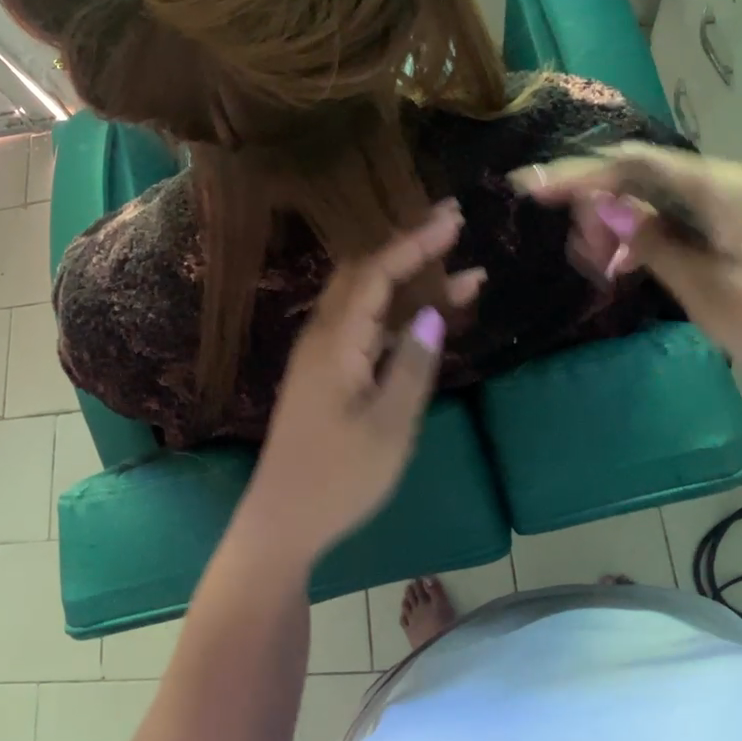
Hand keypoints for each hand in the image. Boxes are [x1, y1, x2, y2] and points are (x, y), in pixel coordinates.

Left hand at [241, 204, 483, 563]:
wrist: (283, 521)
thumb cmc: (339, 478)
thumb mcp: (389, 426)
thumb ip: (412, 365)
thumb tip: (433, 313)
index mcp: (335, 340)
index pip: (375, 271)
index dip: (415, 242)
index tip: (453, 220)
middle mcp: (322, 337)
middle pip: (365, 274)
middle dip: (409, 246)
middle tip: (453, 225)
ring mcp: (320, 357)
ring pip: (365, 301)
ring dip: (408, 282)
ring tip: (459, 271)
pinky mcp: (324, 377)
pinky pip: (363, 328)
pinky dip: (396, 316)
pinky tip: (427, 320)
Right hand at [517, 144, 741, 403]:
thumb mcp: (710, 293)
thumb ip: (653, 244)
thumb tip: (601, 204)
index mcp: (723, 191)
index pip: (634, 164)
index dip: (577, 173)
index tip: (527, 186)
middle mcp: (725, 182)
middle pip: (639, 173)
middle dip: (594, 204)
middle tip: (577, 254)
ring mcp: (730, 200)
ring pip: (651, 195)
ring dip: (615, 223)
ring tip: (599, 267)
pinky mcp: (732, 222)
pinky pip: (672, 214)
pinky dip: (641, 236)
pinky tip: (623, 267)